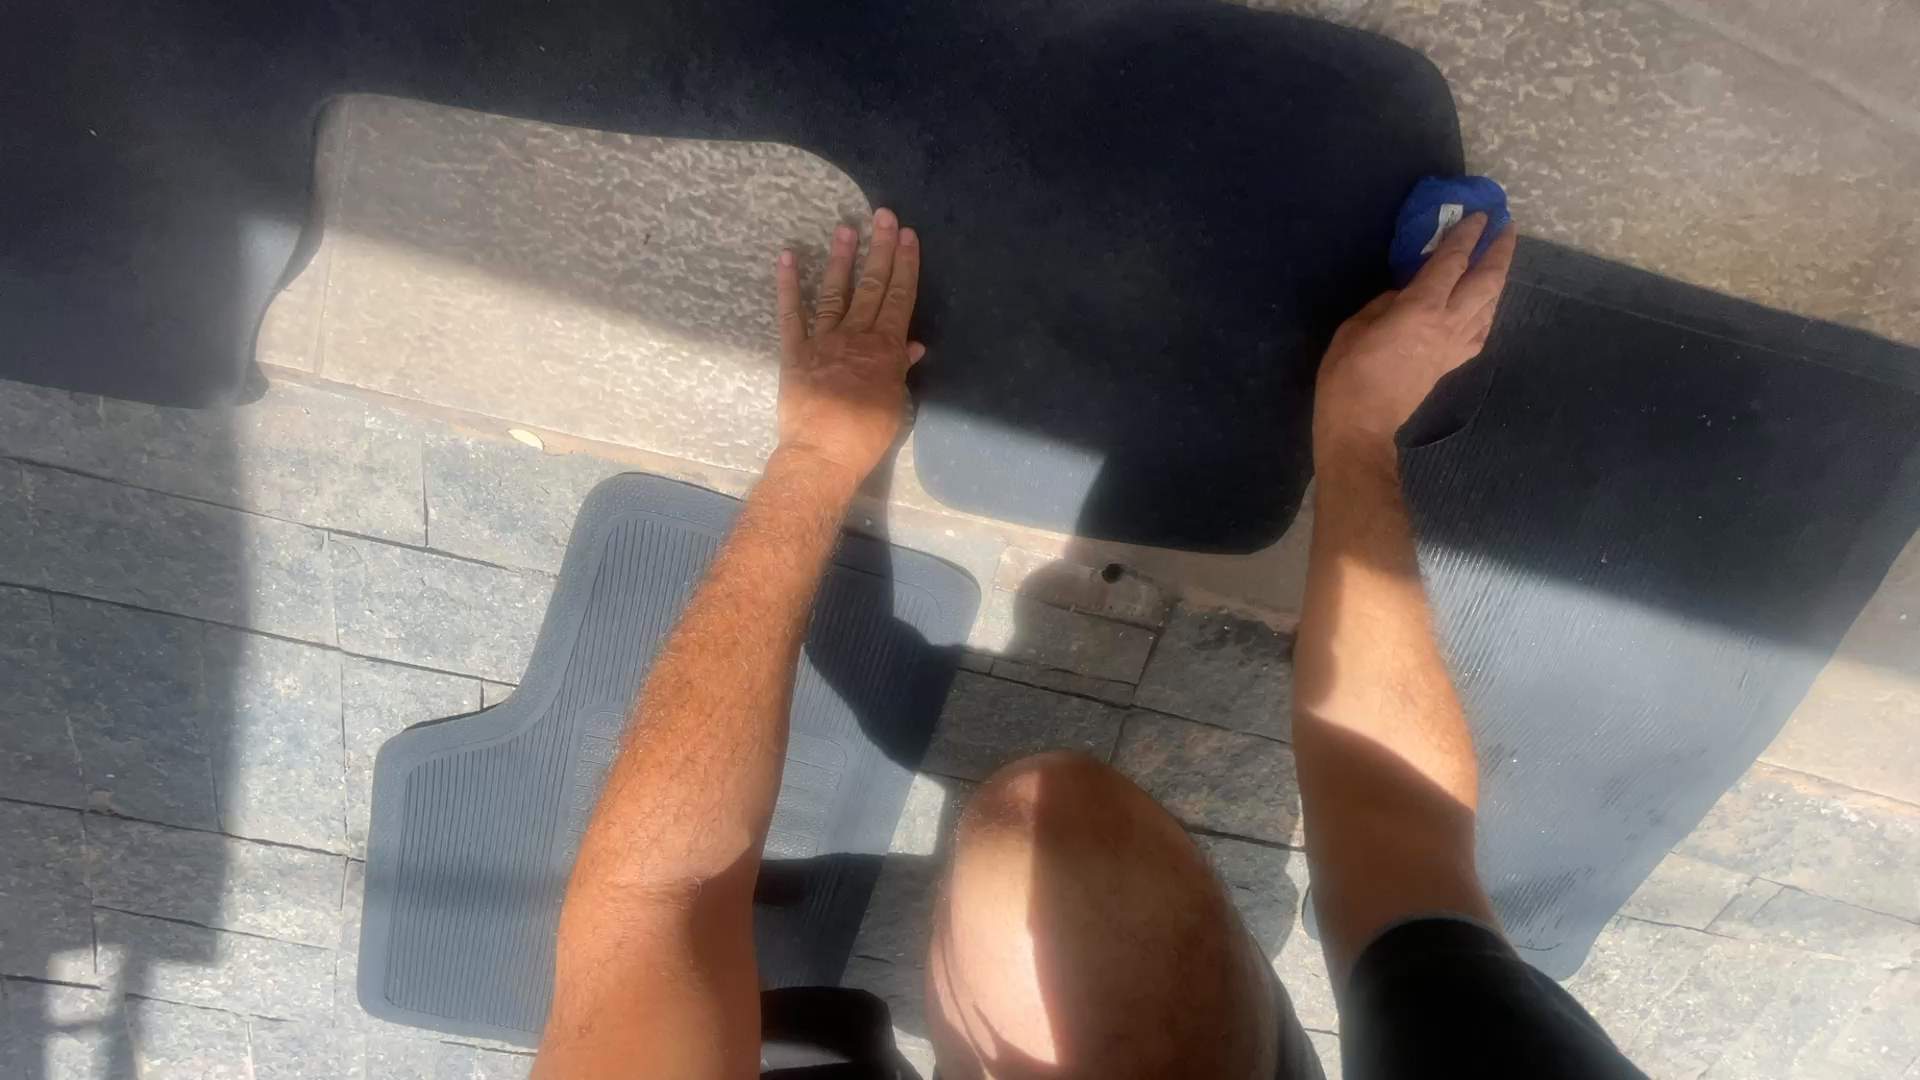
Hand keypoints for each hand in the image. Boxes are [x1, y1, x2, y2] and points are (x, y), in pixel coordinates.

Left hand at [773, 207, 925, 485]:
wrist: (824, 452)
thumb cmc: (867, 434)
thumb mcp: (895, 402)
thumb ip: (900, 369)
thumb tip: (913, 345)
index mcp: (885, 349)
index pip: (899, 299)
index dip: (905, 266)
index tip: (907, 236)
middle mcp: (856, 336)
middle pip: (871, 287)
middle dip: (879, 250)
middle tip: (883, 215)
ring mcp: (823, 341)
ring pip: (835, 293)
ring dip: (841, 259)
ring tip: (846, 227)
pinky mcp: (795, 352)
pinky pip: (791, 314)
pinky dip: (788, 286)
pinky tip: (788, 258)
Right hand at [1313, 213, 1517, 471]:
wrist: (1361, 427)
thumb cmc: (1346, 378)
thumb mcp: (1351, 331)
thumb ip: (1382, 306)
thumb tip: (1402, 295)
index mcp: (1420, 310)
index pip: (1450, 263)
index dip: (1465, 237)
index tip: (1478, 216)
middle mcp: (1447, 323)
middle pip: (1485, 280)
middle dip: (1498, 251)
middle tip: (1505, 228)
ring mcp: (1454, 345)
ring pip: (1490, 304)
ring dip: (1498, 278)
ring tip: (1499, 260)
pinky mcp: (1452, 364)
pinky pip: (1480, 330)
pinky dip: (1487, 311)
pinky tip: (1485, 306)